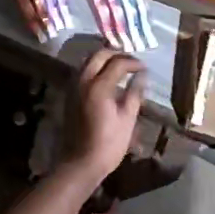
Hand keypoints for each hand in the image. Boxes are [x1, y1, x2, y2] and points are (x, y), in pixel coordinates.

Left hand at [62, 50, 144, 184]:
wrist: (81, 160)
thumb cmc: (109, 143)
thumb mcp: (127, 120)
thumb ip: (134, 94)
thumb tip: (142, 77)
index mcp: (99, 86)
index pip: (117, 63)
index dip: (132, 62)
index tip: (144, 67)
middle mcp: (83, 80)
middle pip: (98, 55)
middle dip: (115, 53)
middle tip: (131, 61)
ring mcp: (73, 85)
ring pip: (87, 60)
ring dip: (103, 58)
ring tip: (120, 65)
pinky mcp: (70, 92)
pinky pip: (81, 70)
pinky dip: (94, 66)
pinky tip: (106, 76)